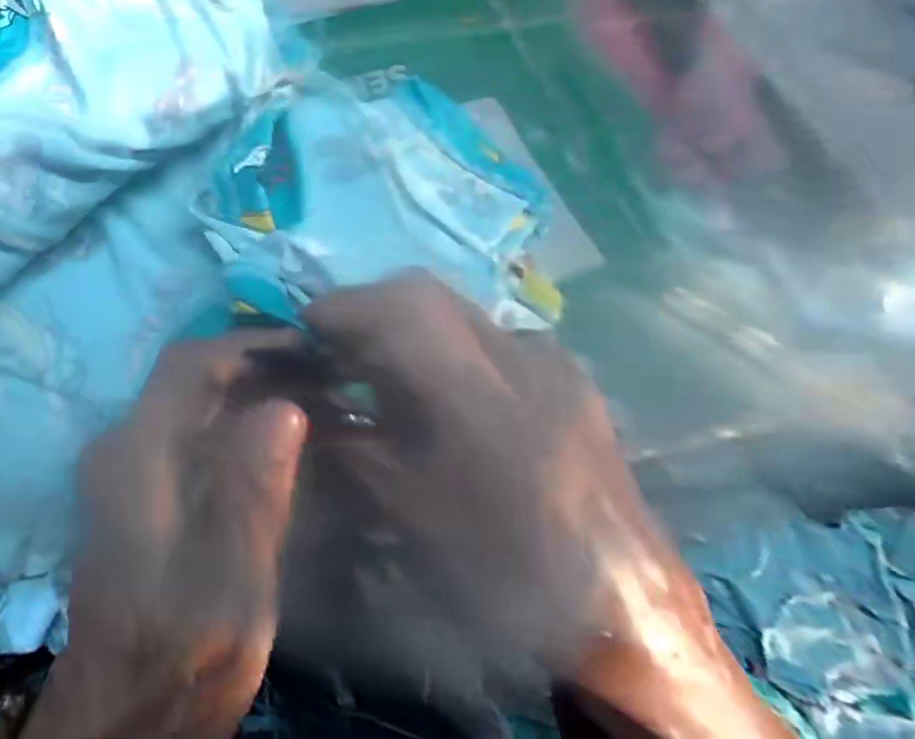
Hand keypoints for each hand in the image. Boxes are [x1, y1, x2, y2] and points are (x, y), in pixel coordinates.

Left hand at [23, 332, 309, 738]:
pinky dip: (234, 429)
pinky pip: (187, 436)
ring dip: (248, 398)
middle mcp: (121, 445)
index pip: (187, 365)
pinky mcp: (137, 491)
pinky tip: (280, 446)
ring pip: (189, 406)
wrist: (123, 704)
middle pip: (187, 381)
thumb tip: (283, 405)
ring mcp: (125, 467)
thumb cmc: (179, 649)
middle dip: (256, 371)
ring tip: (318, 408)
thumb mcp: (232, 580)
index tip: (310, 348)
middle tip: (328, 381)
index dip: (248, 346)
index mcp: (134, 453)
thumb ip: (252, 489)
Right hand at [284, 273, 790, 737]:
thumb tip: (295, 398)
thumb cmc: (491, 566)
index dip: (337, 308)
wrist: (618, 621)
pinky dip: (446, 340)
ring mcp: (553, 367)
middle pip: (421, 292)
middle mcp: (519, 362)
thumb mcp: (393, 504)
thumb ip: (336, 437)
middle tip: (333, 342)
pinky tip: (438, 386)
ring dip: (403, 319)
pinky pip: (490, 334)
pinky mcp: (573, 382)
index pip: (393, 308)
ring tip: (378, 361)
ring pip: (456, 307)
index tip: (302, 331)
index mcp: (473, 397)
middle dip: (363, 305)